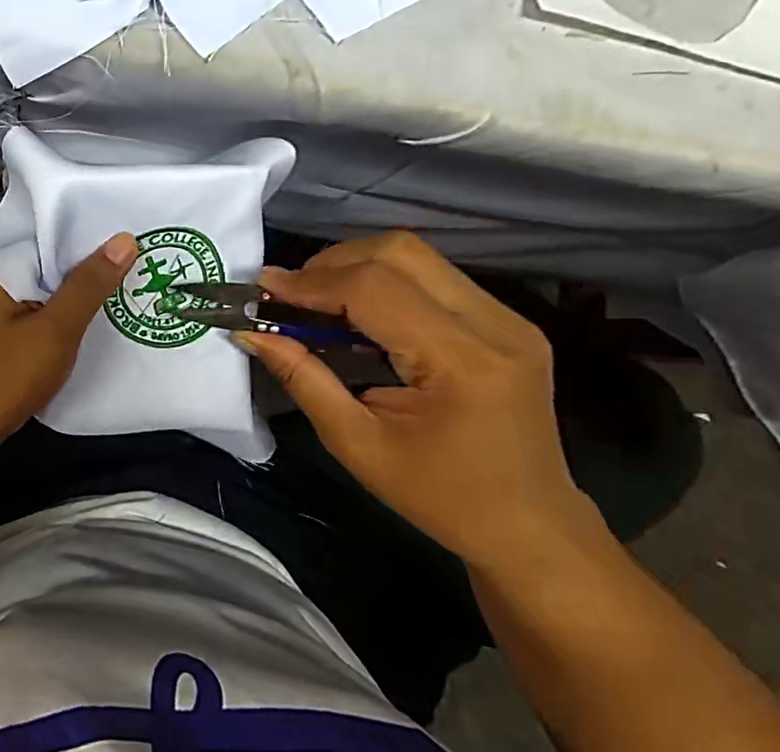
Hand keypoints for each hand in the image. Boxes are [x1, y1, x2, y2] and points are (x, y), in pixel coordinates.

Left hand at [0, 234, 137, 503]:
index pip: (45, 228)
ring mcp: (11, 310)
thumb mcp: (55, 329)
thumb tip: (124, 238)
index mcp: (4, 269)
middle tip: (148, 240)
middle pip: (53, 256)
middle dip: (93, 251)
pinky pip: (54, 310)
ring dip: (88, 282)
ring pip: (56, 285)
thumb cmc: (6, 376)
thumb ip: (87, 285)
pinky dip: (78, 308)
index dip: (84, 220)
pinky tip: (111, 308)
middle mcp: (5, 282)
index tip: (127, 212)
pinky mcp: (19, 335)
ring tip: (140, 267)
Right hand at [235, 231, 603, 566]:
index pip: (375, 290)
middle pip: (399, 253)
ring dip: (354, 266)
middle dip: (331, 264)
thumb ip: (302, 378)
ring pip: (414, 255)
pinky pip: (430, 275)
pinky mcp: (505, 320)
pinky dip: (380, 280)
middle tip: (290, 295)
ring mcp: (508, 319)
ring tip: (316, 301)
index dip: (311, 283)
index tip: (261, 290)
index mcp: (464, 363)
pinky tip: (355, 312)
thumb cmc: (439, 495)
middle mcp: (496, 327)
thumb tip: (250, 331)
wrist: (529, 526)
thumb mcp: (355, 442)